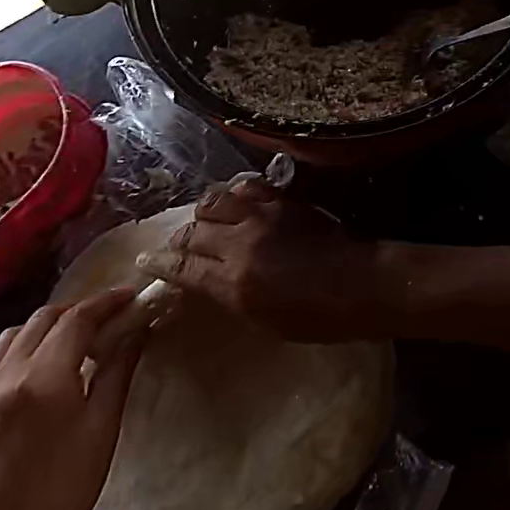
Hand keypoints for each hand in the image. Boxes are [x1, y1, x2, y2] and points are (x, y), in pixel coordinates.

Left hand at [0, 290, 146, 509]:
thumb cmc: (65, 494)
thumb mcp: (102, 429)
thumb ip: (118, 371)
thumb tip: (137, 332)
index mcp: (43, 378)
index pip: (78, 319)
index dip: (107, 302)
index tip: (131, 296)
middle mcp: (6, 374)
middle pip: (45, 317)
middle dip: (80, 309)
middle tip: (111, 316)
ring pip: (17, 332)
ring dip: (49, 324)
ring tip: (78, 337)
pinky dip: (24, 344)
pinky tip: (43, 363)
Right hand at [136, 177, 397, 341]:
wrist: (363, 283)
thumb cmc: (319, 317)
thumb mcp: (266, 321)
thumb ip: (230, 296)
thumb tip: (205, 283)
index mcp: (236, 281)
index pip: (183, 267)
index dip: (159, 264)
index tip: (146, 261)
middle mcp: (241, 242)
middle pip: (192, 232)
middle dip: (177, 240)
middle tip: (176, 248)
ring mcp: (262, 215)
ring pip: (212, 201)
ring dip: (202, 214)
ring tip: (205, 222)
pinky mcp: (281, 200)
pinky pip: (244, 188)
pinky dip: (232, 195)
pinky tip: (234, 202)